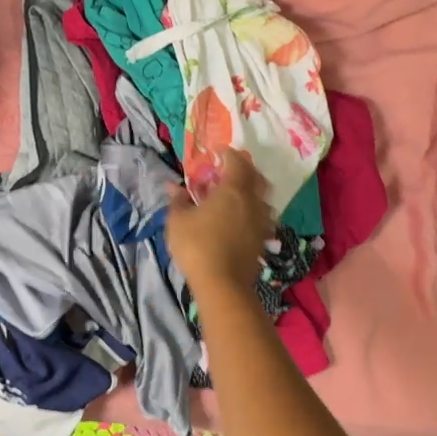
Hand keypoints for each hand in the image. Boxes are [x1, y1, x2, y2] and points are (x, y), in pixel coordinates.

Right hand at [166, 148, 273, 296]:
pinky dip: (253, 210)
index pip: (237, 163)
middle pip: (257, 177)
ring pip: (263, 198)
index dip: (229, 154)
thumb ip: (178, 201)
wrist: (222, 284)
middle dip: (246, 169)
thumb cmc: (196, 246)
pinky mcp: (263, 239)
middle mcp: (252, 202)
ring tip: (236, 194)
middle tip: (230, 170)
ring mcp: (262, 222)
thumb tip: (173, 186)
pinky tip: (240, 218)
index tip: (219, 152)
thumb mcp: (177, 221)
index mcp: (232, 190)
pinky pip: (262, 216)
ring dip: (252, 191)